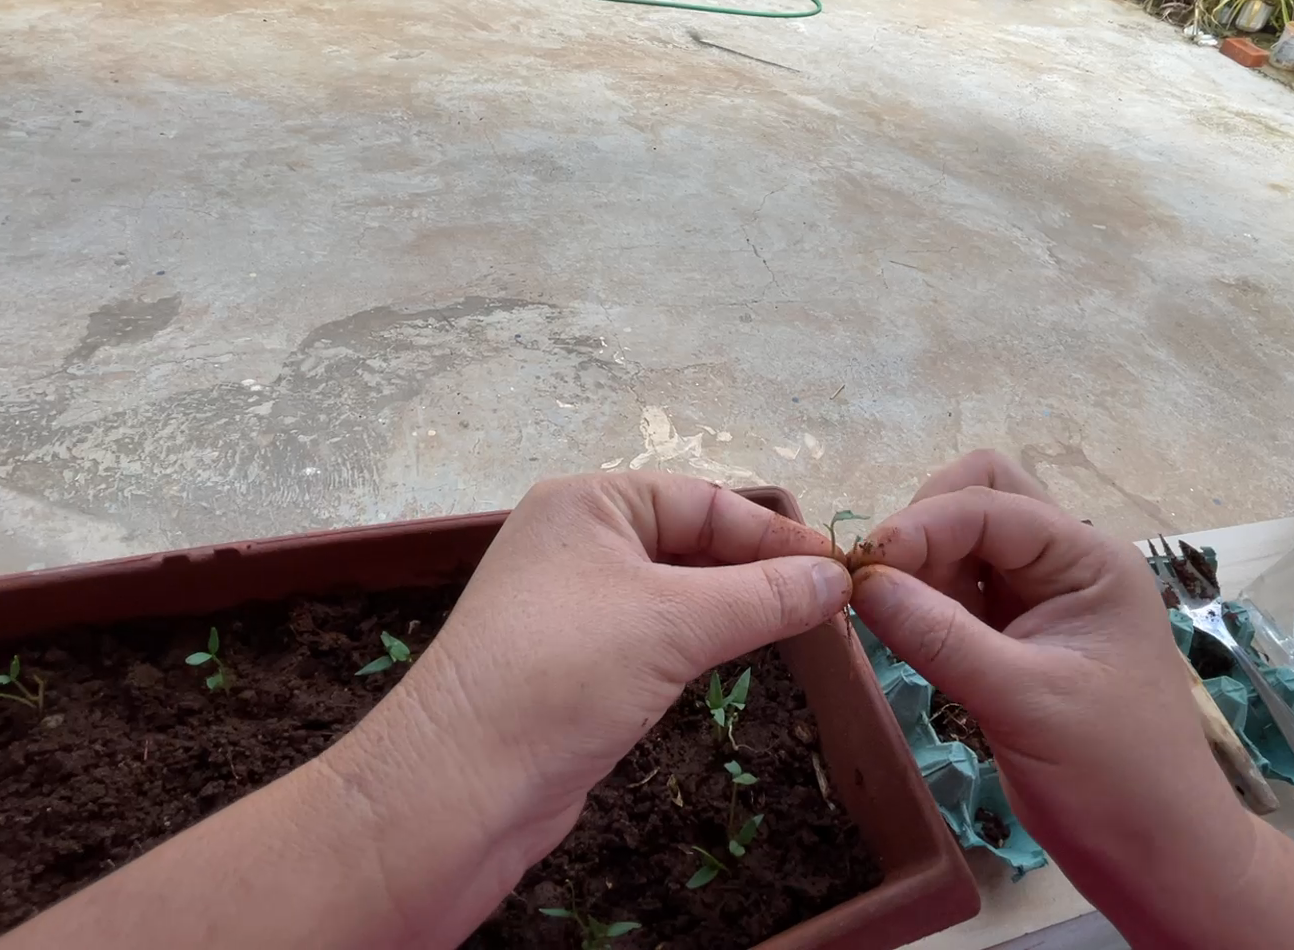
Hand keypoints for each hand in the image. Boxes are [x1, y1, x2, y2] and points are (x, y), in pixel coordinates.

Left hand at [0, 473, 852, 949]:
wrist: (457, 791)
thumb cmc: (564, 672)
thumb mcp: (675, 621)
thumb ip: (764, 594)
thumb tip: (837, 577)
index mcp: (591, 501)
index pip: (704, 501)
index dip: (774, 532)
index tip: (837, 566)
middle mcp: (581, 539)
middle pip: (693, 541)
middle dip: (760, 569)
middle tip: (830, 600)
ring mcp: (578, 599)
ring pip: (679, 589)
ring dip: (738, 605)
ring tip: (804, 624)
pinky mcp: (580, 656)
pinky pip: (659, 630)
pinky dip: (705, 637)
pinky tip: (744, 650)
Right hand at [847, 452, 1252, 940]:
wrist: (1157, 858)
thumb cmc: (1116, 778)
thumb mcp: (1026, 703)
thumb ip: (940, 637)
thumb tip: (861, 582)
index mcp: (1088, 560)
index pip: (991, 506)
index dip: (923, 524)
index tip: (864, 565)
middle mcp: (1061, 560)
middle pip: (981, 492)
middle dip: (925, 521)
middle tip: (883, 575)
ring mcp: (1034, 592)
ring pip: (960, 534)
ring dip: (917, 559)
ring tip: (889, 608)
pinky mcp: (1007, 627)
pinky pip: (951, 582)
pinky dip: (918, 592)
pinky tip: (903, 625)